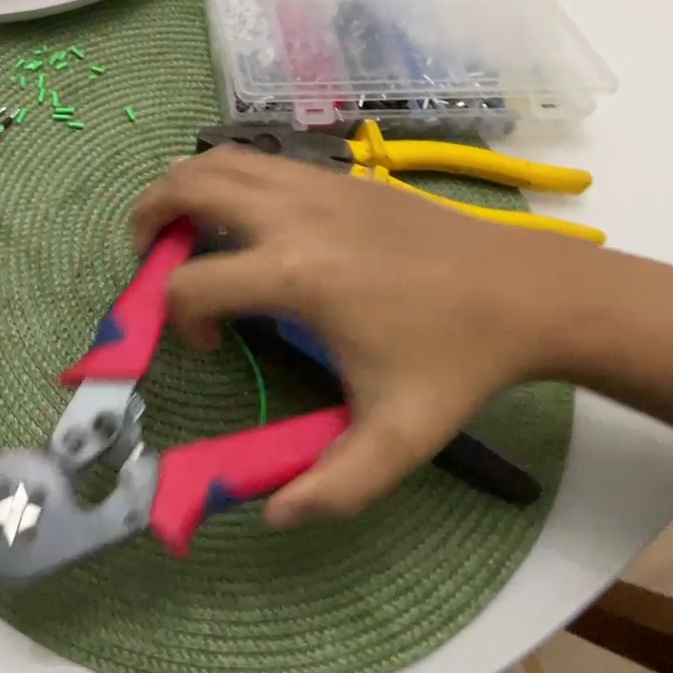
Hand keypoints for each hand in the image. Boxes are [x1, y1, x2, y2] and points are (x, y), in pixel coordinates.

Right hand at [130, 146, 601, 526]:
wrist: (527, 291)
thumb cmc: (456, 361)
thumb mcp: (399, 438)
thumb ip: (334, 487)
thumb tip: (271, 515)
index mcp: (297, 276)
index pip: (193, 283)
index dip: (178, 319)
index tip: (208, 345)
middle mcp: (293, 216)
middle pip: (186, 188)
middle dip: (147, 217)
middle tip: (145, 255)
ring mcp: (314, 183)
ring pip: (217, 159)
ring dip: (179, 186)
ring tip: (178, 225)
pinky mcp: (335, 173)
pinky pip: (255, 158)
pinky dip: (222, 175)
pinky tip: (238, 214)